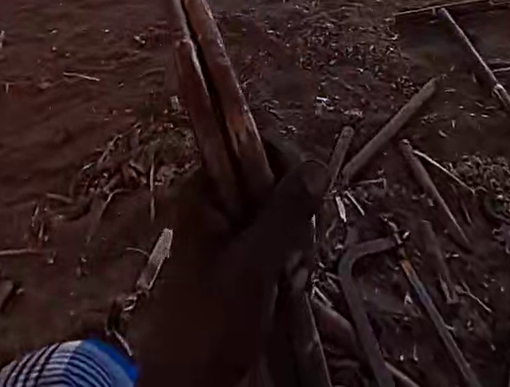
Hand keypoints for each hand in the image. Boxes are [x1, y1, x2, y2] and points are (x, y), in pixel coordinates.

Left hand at [134, 151, 325, 386]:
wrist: (192, 383)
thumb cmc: (211, 322)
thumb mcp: (252, 265)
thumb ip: (284, 214)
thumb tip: (317, 166)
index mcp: (205, 189)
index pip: (252, 146)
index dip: (285, 165)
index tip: (306, 199)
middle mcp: (217, 201)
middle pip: (273, 180)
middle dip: (293, 216)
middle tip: (293, 255)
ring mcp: (231, 229)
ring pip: (282, 214)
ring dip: (295, 245)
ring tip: (287, 280)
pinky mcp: (244, 256)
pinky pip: (280, 242)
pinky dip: (291, 263)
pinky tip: (288, 289)